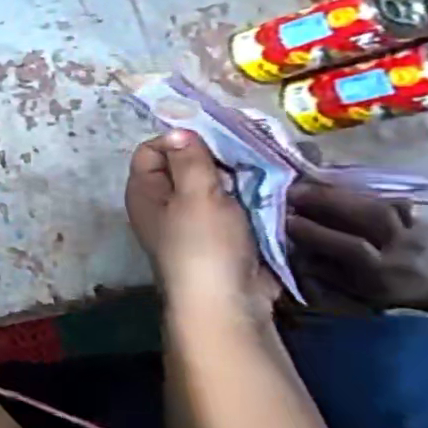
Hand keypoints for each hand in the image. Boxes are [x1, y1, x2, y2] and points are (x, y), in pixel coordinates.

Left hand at [125, 130, 277, 312]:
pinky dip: (255, 192)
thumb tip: (177, 130)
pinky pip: (236, 202)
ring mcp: (193, 217)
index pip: (152, 150)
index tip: (221, 132)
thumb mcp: (195, 196)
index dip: (182, 138)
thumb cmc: (203, 244)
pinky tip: (283, 183)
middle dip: (220, 153)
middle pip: (186, 164)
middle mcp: (162, 202)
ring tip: (277, 159)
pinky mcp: (222, 232)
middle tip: (259, 143)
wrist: (226, 297)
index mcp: (144, 191)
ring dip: (243, 172)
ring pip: (216, 183)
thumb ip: (189, 162)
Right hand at [286, 182, 427, 311]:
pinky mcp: (417, 216)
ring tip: (307, 185)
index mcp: (383, 270)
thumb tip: (290, 247)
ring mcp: (415, 229)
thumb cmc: (380, 287)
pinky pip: (390, 199)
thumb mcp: (350, 287)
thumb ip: (322, 269)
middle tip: (292, 192)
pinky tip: (335, 187)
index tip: (285, 222)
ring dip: (342, 193)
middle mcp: (404, 247)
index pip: (352, 247)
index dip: (319, 233)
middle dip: (330, 201)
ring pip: (381, 205)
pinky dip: (362, 192)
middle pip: (373, 217)